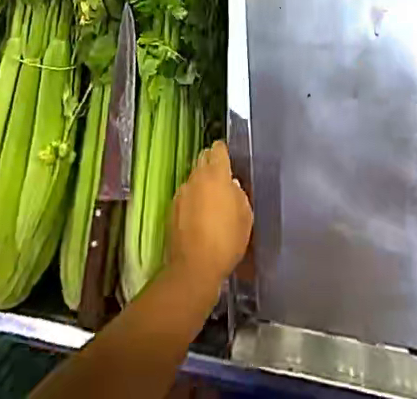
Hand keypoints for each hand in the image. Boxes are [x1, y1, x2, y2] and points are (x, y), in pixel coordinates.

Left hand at [164, 140, 251, 289]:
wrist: (194, 267)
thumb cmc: (226, 240)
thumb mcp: (245, 217)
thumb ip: (239, 194)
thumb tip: (231, 185)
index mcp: (216, 175)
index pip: (218, 149)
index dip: (223, 151)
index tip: (228, 157)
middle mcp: (196, 178)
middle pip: (202, 158)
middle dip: (211, 163)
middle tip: (221, 178)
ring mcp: (181, 193)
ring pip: (193, 178)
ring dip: (201, 183)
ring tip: (210, 201)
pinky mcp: (171, 208)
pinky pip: (185, 196)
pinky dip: (192, 199)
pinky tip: (198, 216)